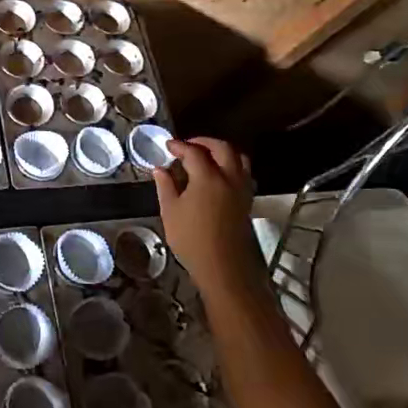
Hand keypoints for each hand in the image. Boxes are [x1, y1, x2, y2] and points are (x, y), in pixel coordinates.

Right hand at [152, 137, 262, 294]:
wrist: (222, 265)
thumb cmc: (191, 239)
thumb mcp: (170, 212)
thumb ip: (165, 186)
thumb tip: (160, 169)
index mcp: (208, 178)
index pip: (194, 152)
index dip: (179, 146)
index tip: (168, 145)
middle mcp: (229, 177)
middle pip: (222, 148)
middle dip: (204, 142)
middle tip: (188, 145)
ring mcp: (241, 189)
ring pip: (238, 158)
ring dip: (222, 151)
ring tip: (207, 156)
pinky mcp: (247, 200)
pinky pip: (243, 172)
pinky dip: (232, 165)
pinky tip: (220, 175)